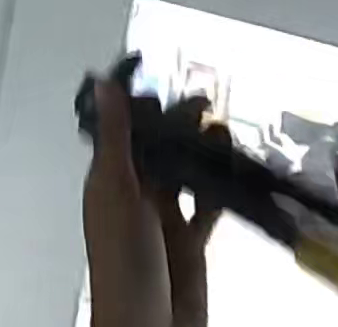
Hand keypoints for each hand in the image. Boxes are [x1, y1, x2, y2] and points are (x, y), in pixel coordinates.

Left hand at [82, 81, 223, 326]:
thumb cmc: (124, 259)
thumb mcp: (117, 189)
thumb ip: (117, 136)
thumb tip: (103, 83)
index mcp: (110, 176)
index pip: (126, 129)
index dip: (143, 106)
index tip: (163, 79)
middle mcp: (136, 189)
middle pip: (159, 146)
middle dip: (179, 122)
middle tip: (205, 99)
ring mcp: (164, 214)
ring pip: (185, 169)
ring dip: (202, 149)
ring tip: (222, 127)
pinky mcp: (190, 239)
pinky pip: (206, 203)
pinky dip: (220, 185)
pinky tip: (235, 167)